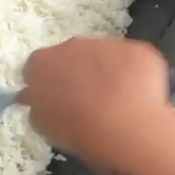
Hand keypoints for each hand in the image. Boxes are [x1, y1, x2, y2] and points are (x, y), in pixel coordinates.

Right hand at [19, 38, 174, 162]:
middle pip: (70, 56)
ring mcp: (106, 44)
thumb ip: (37, 103)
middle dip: (76, 73)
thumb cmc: (74, 130)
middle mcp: (70, 45)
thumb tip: (39, 98)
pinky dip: (133, 74)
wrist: (123, 129)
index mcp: (40, 62)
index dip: (46, 83)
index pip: (37, 67)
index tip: (54, 98)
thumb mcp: (41, 123)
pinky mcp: (137, 50)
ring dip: (105, 71)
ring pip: (103, 55)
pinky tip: (136, 97)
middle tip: (85, 100)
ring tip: (115, 101)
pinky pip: (131, 61)